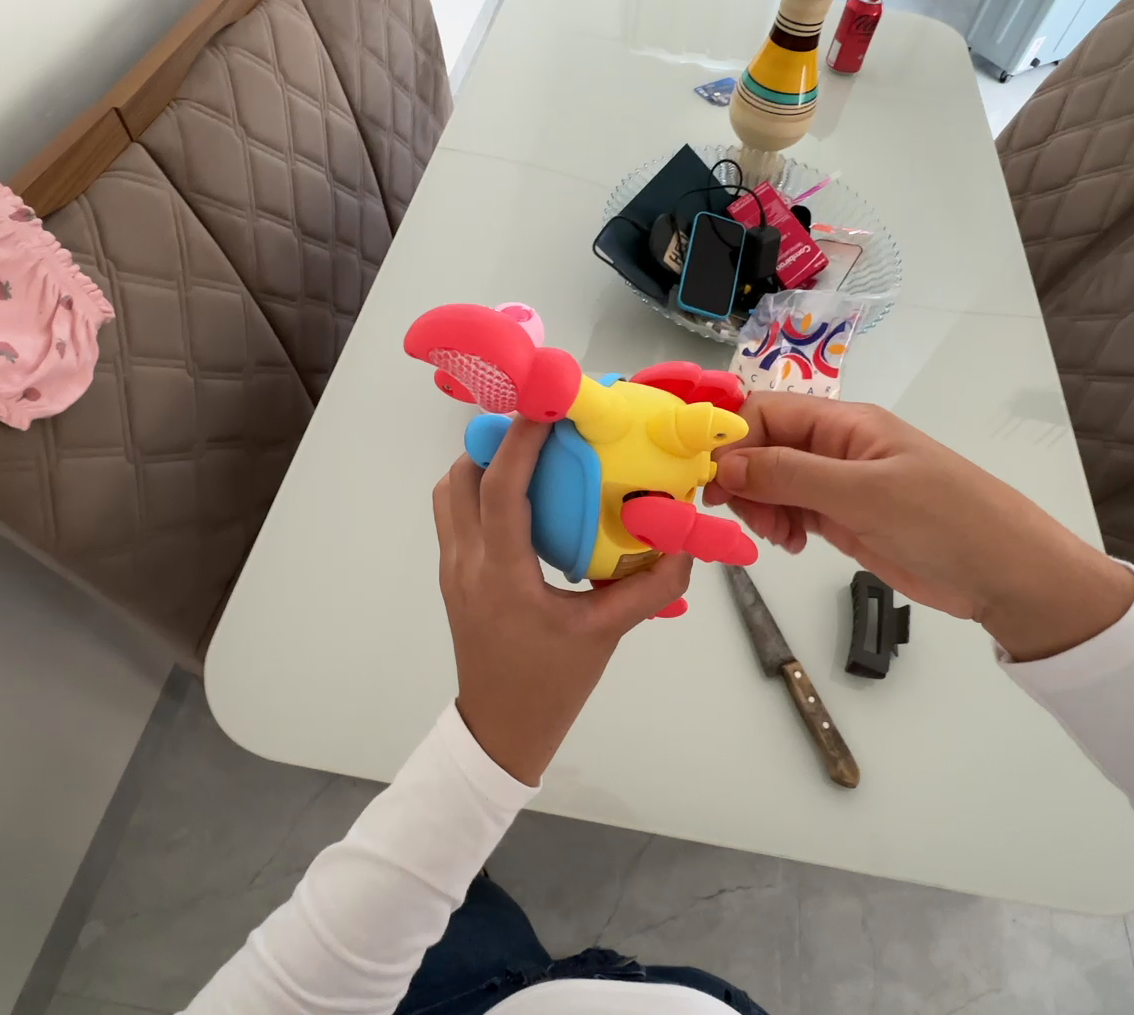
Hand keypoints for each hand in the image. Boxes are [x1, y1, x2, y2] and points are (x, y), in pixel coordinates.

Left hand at [433, 419, 692, 784]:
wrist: (501, 730)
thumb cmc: (552, 684)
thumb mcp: (606, 634)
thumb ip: (649, 588)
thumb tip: (685, 542)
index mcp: (501, 574)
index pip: (500, 489)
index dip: (520, 439)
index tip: (546, 403)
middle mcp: (466, 563)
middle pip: (460, 479)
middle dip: (496, 442)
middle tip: (542, 428)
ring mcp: (452, 570)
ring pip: (448, 494)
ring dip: (480, 464)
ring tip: (529, 456)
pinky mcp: (453, 578)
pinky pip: (454, 516)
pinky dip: (478, 489)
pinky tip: (520, 497)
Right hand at [705, 393, 1133, 660]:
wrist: (1005, 575)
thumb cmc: (943, 520)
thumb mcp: (863, 493)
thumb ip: (790, 474)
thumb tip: (723, 462)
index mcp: (844, 423)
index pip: (766, 413)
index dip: (730, 438)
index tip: (708, 478)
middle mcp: (835, 448)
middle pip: (762, 448)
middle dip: (743, 478)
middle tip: (739, 515)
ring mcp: (838, 484)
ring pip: (772, 482)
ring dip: (760, 506)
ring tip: (778, 538)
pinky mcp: (842, 518)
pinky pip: (791, 510)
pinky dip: (778, 525)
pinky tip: (790, 544)